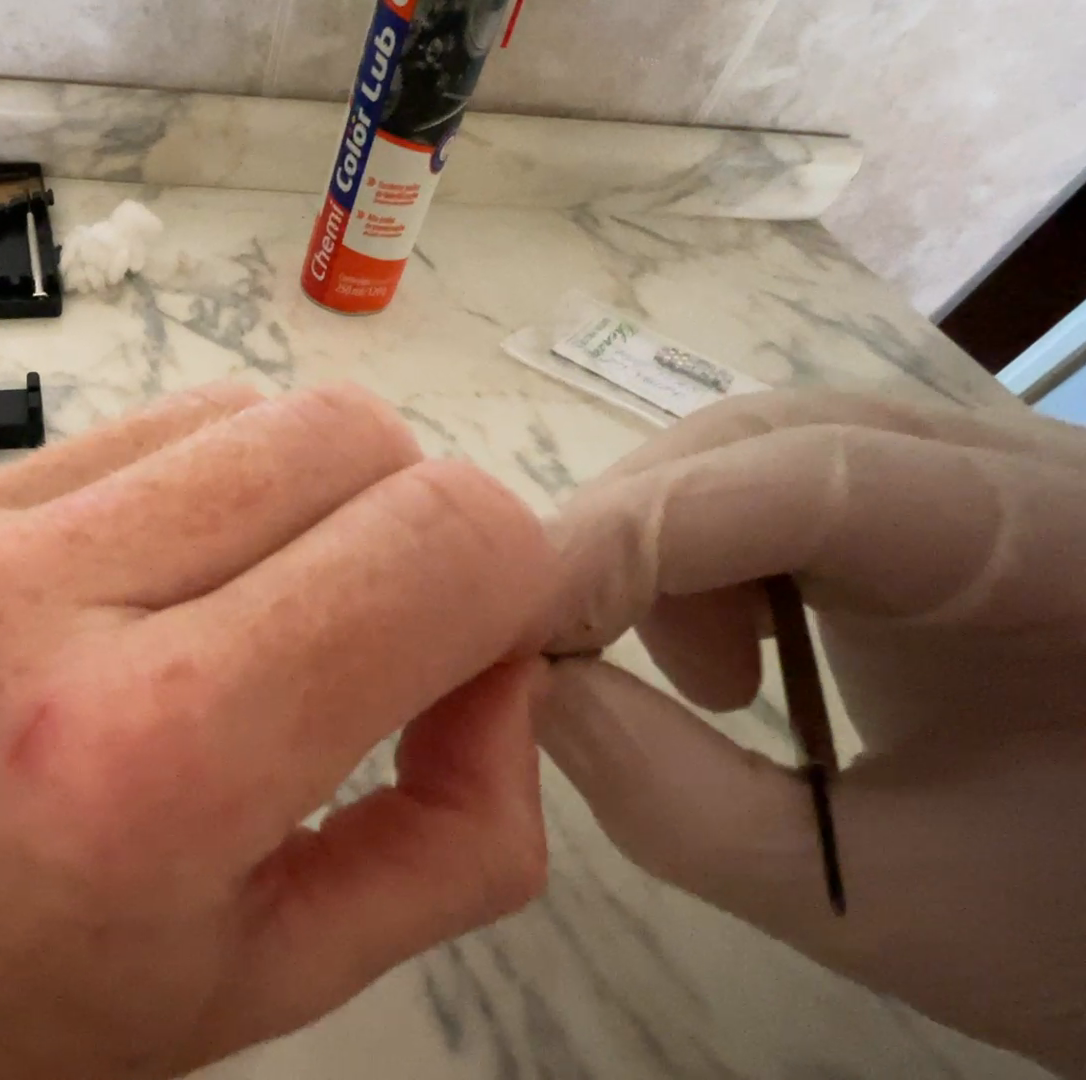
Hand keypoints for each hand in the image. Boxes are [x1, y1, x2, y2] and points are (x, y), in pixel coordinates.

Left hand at [0, 382, 553, 1077]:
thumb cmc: (45, 998)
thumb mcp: (292, 965)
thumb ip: (460, 825)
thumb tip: (499, 662)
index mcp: (157, 751)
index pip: (435, 544)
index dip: (509, 575)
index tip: (480, 641)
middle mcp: (50, 605)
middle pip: (344, 436)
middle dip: (411, 518)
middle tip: (377, 624)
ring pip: (250, 410)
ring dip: (306, 493)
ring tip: (266, 604)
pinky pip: (151, 431)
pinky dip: (212, 484)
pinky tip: (178, 581)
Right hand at [536, 390, 1085, 1075]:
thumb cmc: (1064, 924)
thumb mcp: (870, 896)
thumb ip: (674, 803)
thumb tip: (520, 687)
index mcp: (1066, 552)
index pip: (811, 481)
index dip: (634, 538)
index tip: (512, 634)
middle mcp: (1015, 473)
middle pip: (755, 443)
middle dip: (625, 543)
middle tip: (570, 660)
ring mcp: (958, 480)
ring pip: (738, 455)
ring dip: (650, 554)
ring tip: (697, 687)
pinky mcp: (909, 510)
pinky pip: (750, 491)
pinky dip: (684, 565)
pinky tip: (725, 662)